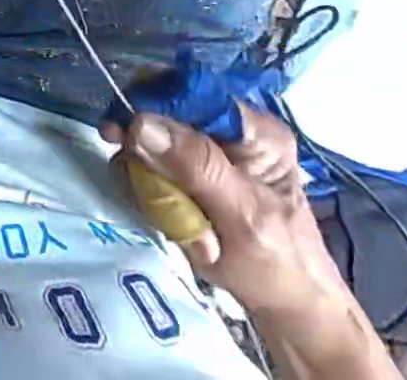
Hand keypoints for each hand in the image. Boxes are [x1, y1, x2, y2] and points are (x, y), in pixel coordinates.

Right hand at [105, 109, 352, 318]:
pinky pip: (149, 166)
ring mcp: (205, 153)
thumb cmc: (277, 265)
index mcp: (252, 128)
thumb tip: (141, 122)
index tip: (119, 129)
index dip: (150, 103)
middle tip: (128, 171)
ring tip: (160, 212)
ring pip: (149, 141)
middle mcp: (226, 131)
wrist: (287, 314)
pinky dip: (143, 188)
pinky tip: (157, 213)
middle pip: (164, 113)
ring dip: (143, 174)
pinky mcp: (187, 176)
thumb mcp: (241, 214)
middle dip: (142, 146)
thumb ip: (195, 165)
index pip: (192, 92)